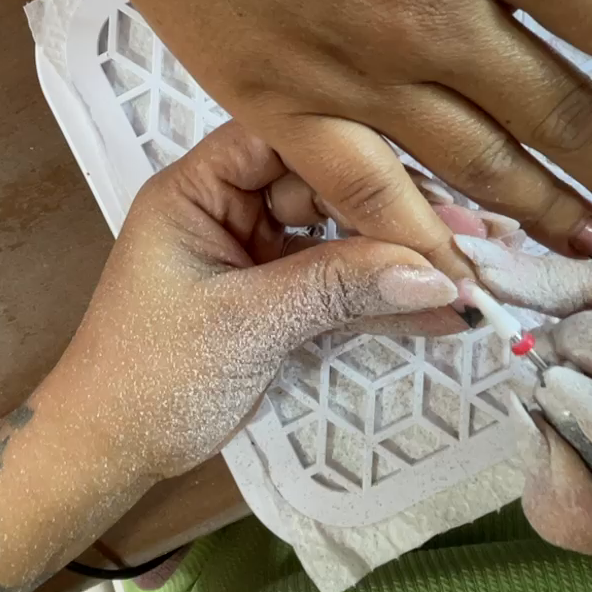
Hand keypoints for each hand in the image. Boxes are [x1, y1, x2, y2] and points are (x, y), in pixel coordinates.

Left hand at [45, 123, 458, 481]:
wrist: (112, 452)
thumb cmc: (151, 376)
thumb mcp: (245, 324)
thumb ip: (337, 288)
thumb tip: (437, 274)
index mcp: (199, 186)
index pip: (284, 139)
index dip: (354, 152)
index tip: (429, 178)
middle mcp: (231, 204)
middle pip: (324, 185)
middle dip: (394, 212)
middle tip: (475, 233)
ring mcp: (258, 248)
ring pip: (339, 235)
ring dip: (399, 257)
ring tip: (478, 267)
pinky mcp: (278, 290)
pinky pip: (337, 281)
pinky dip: (381, 297)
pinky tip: (442, 309)